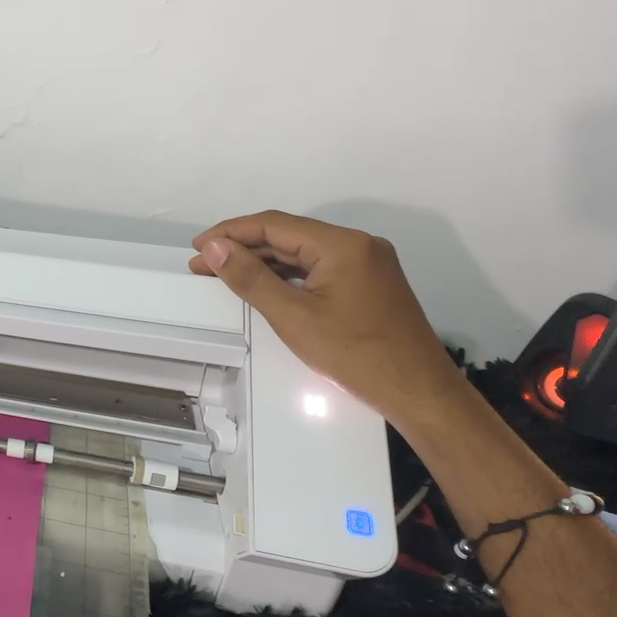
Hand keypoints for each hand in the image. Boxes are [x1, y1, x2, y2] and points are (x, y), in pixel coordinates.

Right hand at [190, 210, 469, 428]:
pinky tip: (264, 286)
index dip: (231, 232)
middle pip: (288, 235)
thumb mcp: (292, 316)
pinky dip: (287, 274)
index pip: (274, 225)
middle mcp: (358, 245)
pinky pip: (318, 268)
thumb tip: (214, 247)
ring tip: (225, 274)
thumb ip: (250, 278)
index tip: (198, 246)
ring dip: (263, 261)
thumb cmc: (355, 354)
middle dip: (243, 248)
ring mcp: (367, 264)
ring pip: (302, 252)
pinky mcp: (369, 283)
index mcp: (342, 245)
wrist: (418, 391)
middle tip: (203, 265)